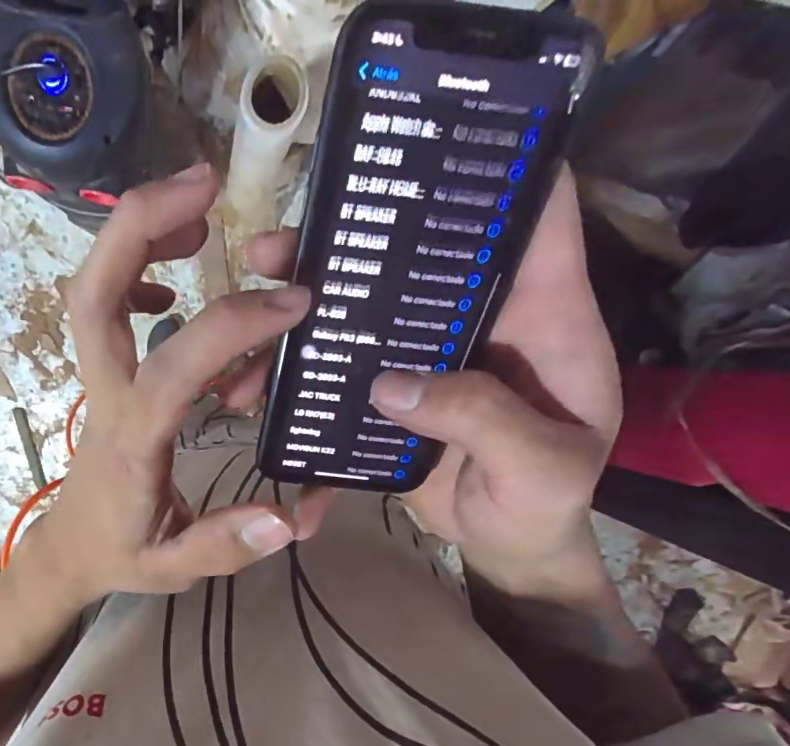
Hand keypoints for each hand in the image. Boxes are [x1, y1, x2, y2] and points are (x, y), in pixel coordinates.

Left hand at [19, 163, 334, 609]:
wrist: (68, 550)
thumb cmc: (119, 555)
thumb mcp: (171, 568)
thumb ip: (224, 545)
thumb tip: (290, 518)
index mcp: (132, 442)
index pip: (171, 368)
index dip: (230, 326)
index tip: (292, 301)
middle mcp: (108, 398)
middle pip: (92, 297)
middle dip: (139, 229)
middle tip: (207, 183)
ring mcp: (98, 381)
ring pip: (92, 291)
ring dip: (136, 235)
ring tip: (201, 207)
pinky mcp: (104, 376)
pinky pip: (105, 309)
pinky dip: (136, 273)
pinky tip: (176, 281)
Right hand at [245, 168, 618, 598]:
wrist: (507, 548)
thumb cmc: (546, 505)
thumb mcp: (541, 467)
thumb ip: (482, 418)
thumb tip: (388, 384)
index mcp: (539, 316)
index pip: (533, 217)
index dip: (491, 171)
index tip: (415, 154)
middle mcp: (476, 324)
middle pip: (412, 262)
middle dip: (342, 250)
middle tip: (270, 255)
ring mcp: (426, 361)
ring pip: (359, 321)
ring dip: (298, 326)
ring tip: (242, 343)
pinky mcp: (388, 399)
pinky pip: (338, 384)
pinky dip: (297, 396)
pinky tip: (257, 409)